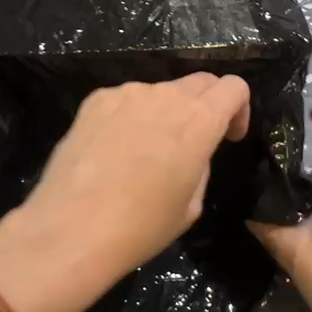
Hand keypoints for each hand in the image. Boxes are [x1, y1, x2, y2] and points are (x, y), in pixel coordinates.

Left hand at [0, 73, 250, 311]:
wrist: (72, 229)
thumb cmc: (142, 227)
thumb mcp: (191, 205)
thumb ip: (200, 163)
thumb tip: (190, 151)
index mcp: (199, 120)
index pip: (234, 87)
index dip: (238, 110)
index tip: (228, 137)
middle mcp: (166, 95)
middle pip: (200, 82)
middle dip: (206, 106)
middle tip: (193, 142)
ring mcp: (127, 94)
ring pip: (160, 92)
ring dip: (165, 112)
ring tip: (145, 152)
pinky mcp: (95, 101)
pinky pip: (125, 101)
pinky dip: (131, 117)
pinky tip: (114, 151)